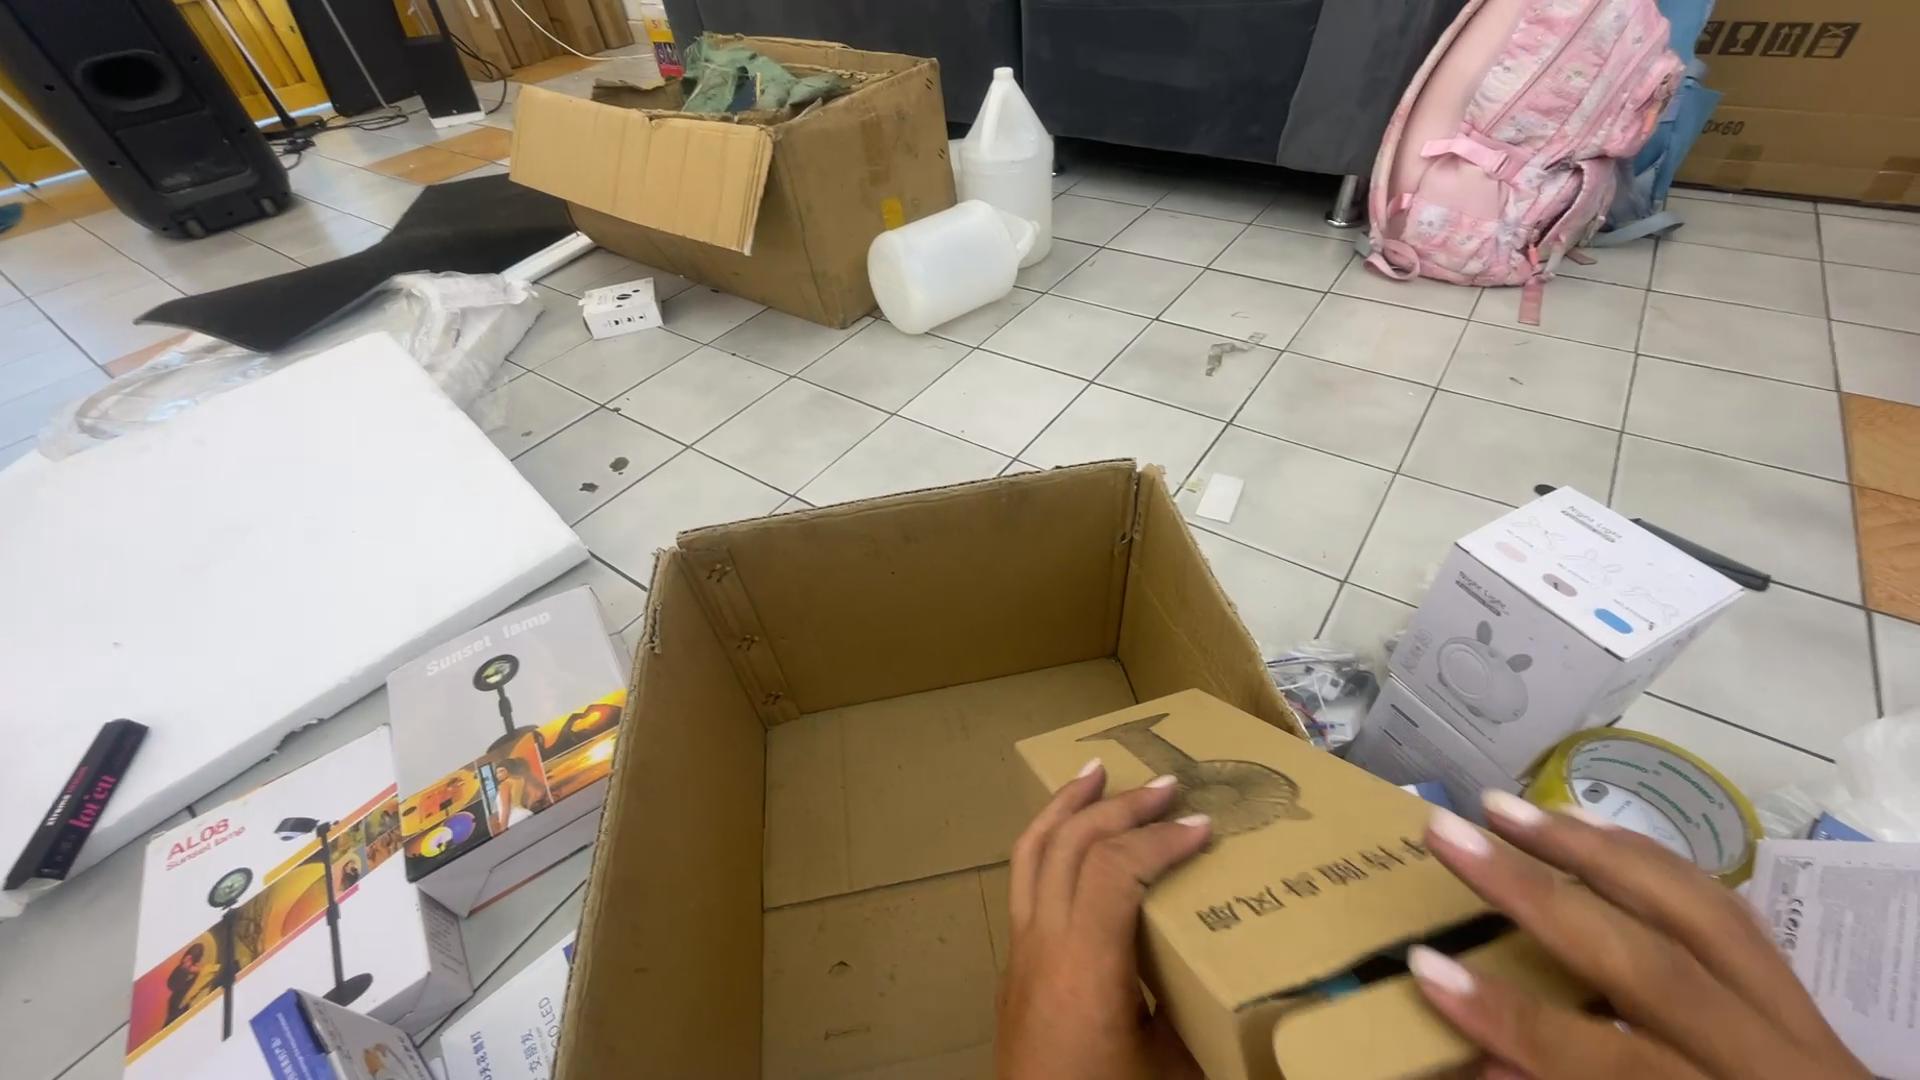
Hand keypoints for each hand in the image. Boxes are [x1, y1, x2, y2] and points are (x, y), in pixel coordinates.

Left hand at [995, 758, 1211, 1079]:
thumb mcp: (1171, 1072)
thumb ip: (1196, 1016)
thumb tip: (1233, 974)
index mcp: (1086, 967)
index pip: (1115, 868)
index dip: (1159, 838)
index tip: (1202, 825)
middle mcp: (1043, 942)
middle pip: (1073, 844)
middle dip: (1122, 806)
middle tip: (1165, 783)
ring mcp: (1019, 945)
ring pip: (1033, 850)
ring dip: (1066, 804)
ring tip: (1094, 771)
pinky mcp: (1011, 956)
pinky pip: (1024, 876)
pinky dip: (1047, 837)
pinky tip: (1065, 830)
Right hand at [1408, 790, 1870, 1079]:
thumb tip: (1468, 1056)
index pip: (1618, 1063)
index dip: (1514, 1016)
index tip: (1424, 964)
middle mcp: (1785, 1070)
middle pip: (1651, 964)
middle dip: (1533, 893)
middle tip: (1443, 832)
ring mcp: (1804, 1026)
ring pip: (1695, 912)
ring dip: (1586, 850)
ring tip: (1504, 808)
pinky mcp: (1796, 993)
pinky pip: (1721, 907)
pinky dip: (1645, 856)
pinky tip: (1586, 823)